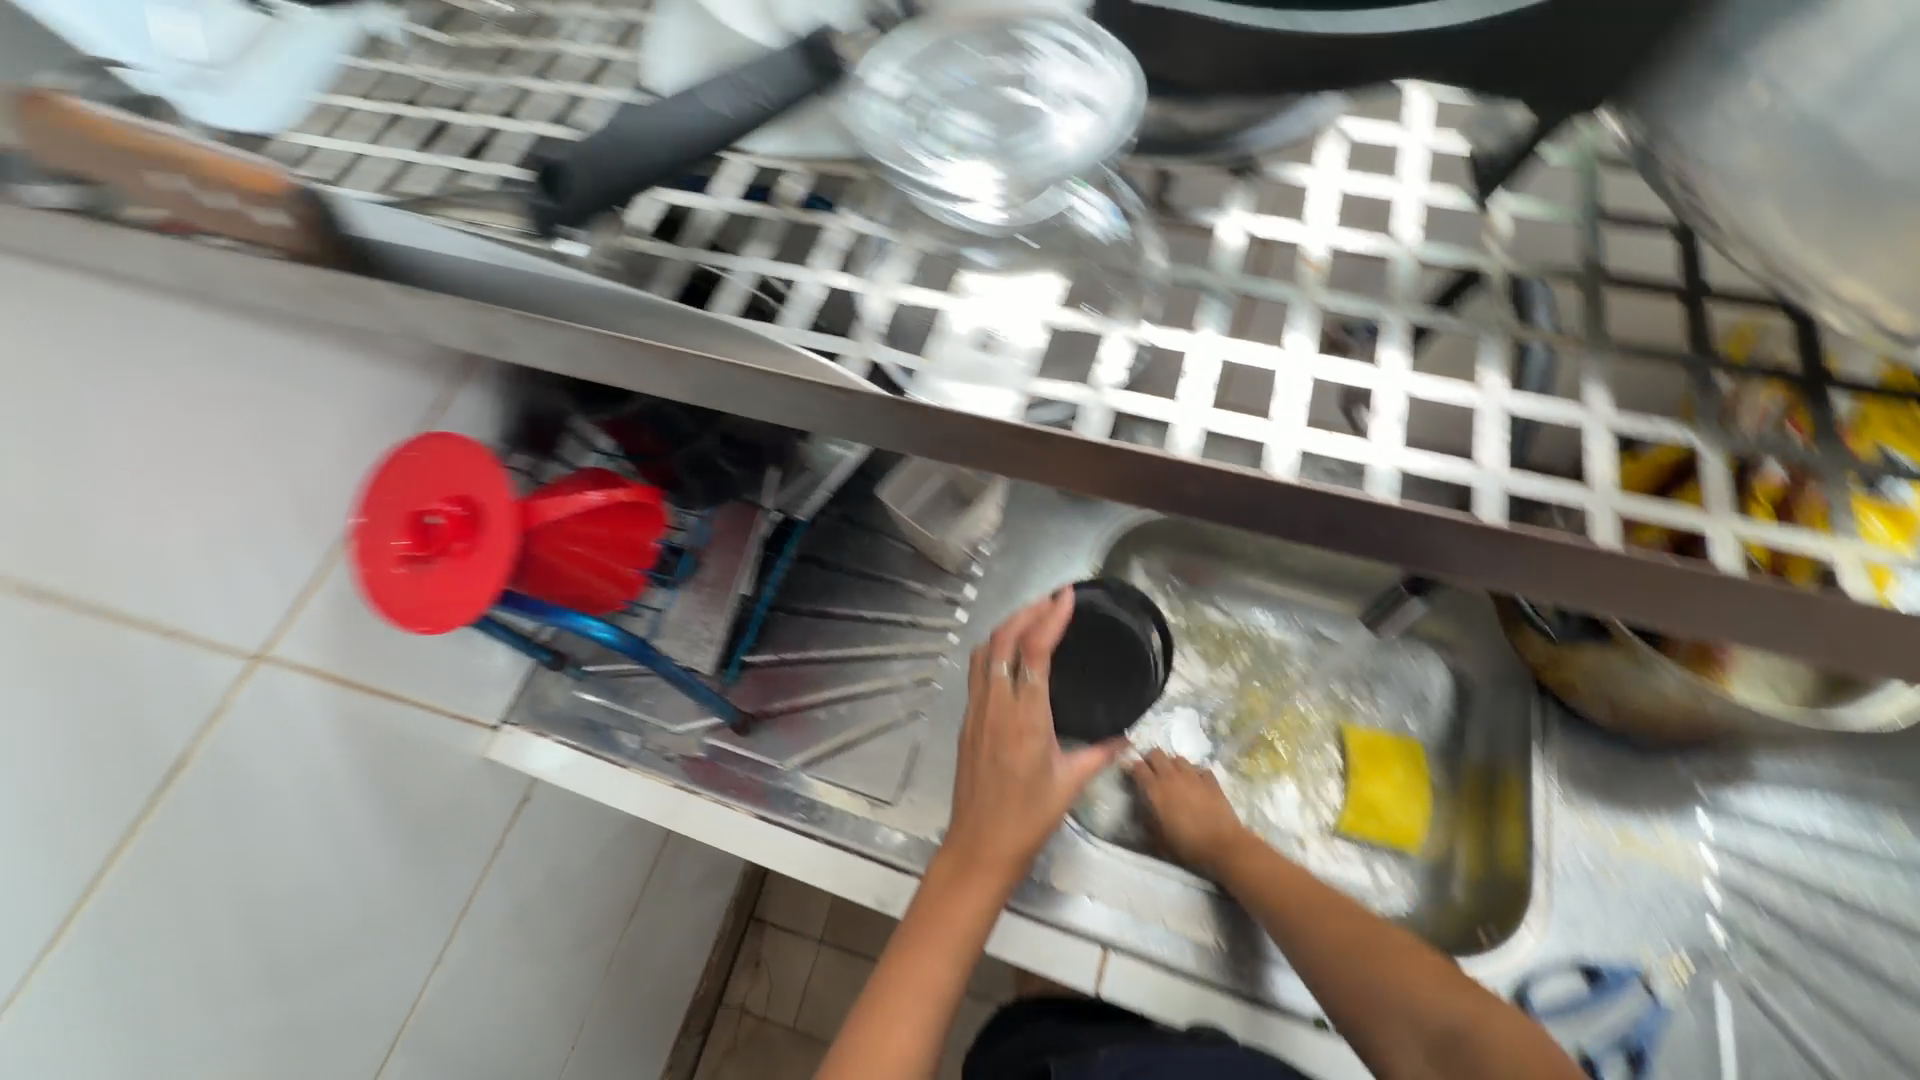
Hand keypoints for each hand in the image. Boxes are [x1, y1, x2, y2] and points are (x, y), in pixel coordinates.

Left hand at [941, 588, 1123, 890]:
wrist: (980, 844)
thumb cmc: (1028, 818)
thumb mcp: (1070, 784)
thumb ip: (1099, 754)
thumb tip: (1126, 739)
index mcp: (1025, 716)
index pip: (1035, 651)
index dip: (1050, 618)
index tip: (1067, 596)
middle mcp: (996, 704)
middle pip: (1003, 640)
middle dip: (1027, 612)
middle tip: (1053, 600)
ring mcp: (977, 710)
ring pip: (984, 652)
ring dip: (1006, 626)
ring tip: (1032, 615)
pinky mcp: (967, 721)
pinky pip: (977, 671)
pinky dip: (994, 649)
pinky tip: (1010, 652)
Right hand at [1132, 749, 1254, 875]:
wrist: (1222, 845)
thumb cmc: (1186, 845)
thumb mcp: (1158, 836)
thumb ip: (1146, 817)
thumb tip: (1142, 807)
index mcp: (1155, 789)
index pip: (1138, 767)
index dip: (1133, 768)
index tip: (1133, 775)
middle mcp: (1172, 776)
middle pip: (1156, 753)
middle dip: (1151, 760)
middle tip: (1152, 773)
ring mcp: (1193, 776)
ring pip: (1178, 758)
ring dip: (1173, 765)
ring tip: (1175, 778)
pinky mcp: (1211, 780)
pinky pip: (1199, 769)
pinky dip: (1195, 773)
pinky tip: (1196, 784)